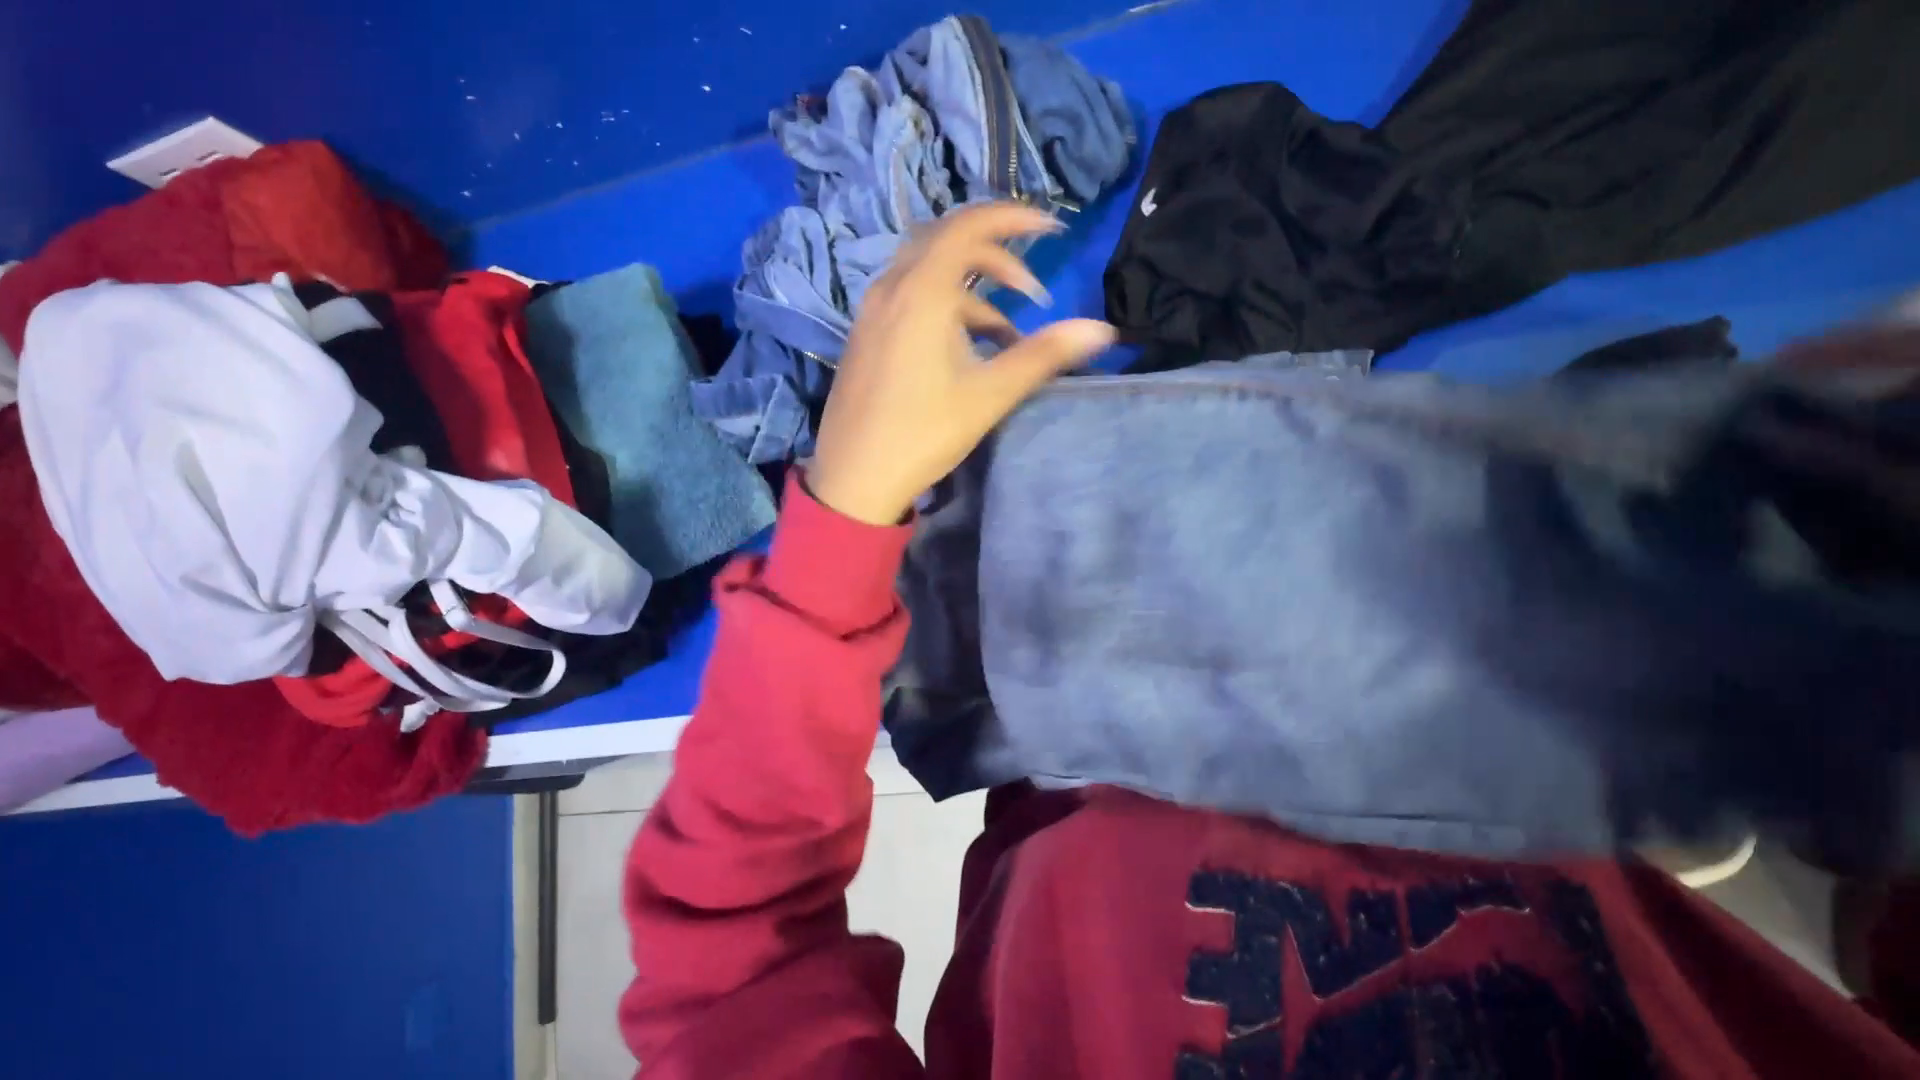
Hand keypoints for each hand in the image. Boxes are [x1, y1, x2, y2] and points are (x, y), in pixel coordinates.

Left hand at [808, 203, 1116, 524]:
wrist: (853, 478)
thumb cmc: (923, 433)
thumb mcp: (991, 393)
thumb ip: (1045, 354)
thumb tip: (1103, 330)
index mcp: (922, 291)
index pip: (969, 225)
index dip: (1013, 218)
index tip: (1052, 228)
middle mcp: (892, 288)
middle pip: (947, 240)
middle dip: (996, 254)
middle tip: (1032, 292)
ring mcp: (873, 310)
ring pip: (927, 271)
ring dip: (972, 287)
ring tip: (1007, 334)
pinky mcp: (866, 333)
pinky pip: (910, 295)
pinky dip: (945, 304)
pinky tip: (965, 348)